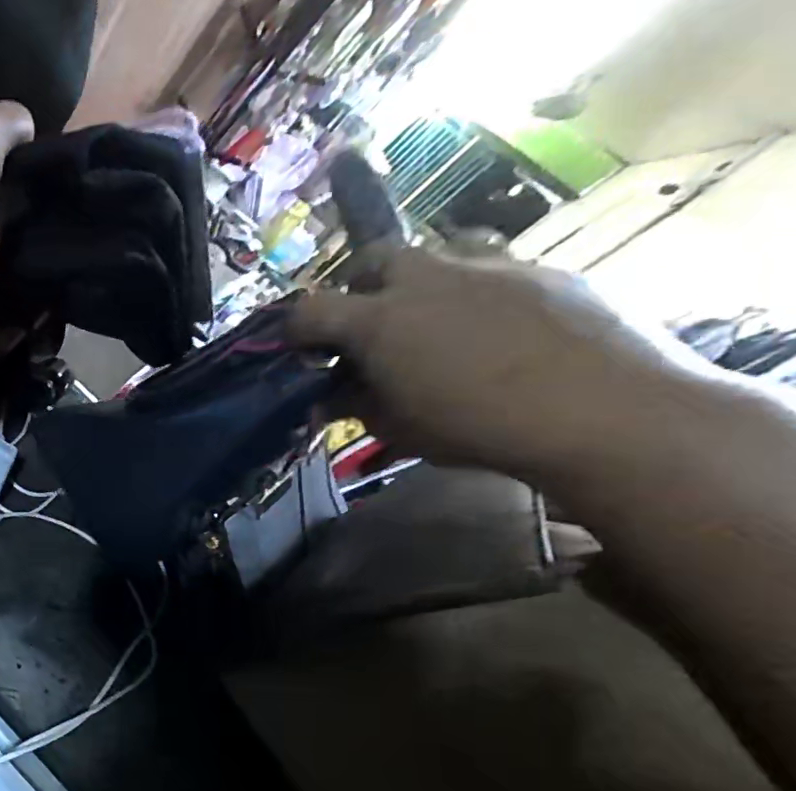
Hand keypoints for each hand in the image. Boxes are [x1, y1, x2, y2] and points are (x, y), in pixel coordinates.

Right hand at [290, 246, 705, 479]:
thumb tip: (329, 399)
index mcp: (378, 319)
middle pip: (375, 258)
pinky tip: (497, 335)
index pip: (308, 308)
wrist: (602, 411)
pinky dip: (479, 298)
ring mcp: (491, 268)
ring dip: (423, 287)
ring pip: (440, 258)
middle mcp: (427, 279)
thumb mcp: (393, 426)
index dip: (295, 329)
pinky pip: (494, 274)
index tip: (300, 351)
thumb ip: (354, 404)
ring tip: (435, 328)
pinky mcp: (545, 273)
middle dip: (360, 284)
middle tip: (367, 324)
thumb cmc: (473, 424)